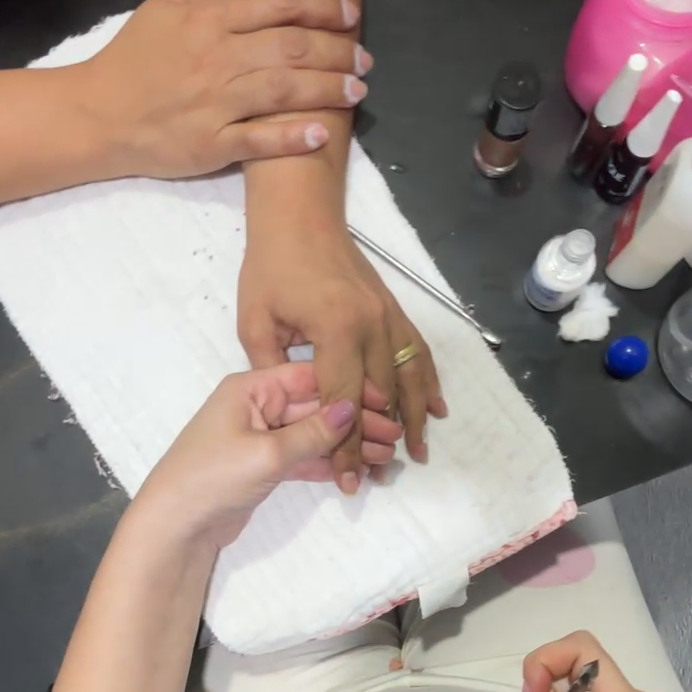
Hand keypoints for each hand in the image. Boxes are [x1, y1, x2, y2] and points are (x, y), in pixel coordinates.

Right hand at [80, 0, 370, 179]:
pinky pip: (259, 140)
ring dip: (326, 89)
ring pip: (282, 90)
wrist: (101, 116)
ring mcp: (216, 103)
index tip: (349, 13)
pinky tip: (320, 133)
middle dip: (335, 51)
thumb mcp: (168, 7)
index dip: (320, 6)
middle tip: (364, 59)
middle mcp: (218, 58)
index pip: (277, 4)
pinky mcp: (212, 145)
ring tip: (356, 91)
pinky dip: (291, 136)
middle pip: (290, 47)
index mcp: (210, 20)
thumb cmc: (137, 62)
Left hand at [135, 361, 401, 546]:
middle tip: (394, 438)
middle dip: (355, 423)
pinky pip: (306, 458)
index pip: (310, 377)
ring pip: (315, 435)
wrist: (177, 527)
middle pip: (316, 408)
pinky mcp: (266, 466)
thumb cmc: (212, 478)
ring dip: (348, 446)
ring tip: (385, 458)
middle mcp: (258, 405)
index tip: (385, 403)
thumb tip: (350, 409)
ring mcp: (263, 437)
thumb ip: (311, 432)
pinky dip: (330, 465)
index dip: (349, 389)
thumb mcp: (266, 453)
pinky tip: (360, 471)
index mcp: (251, 387)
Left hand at [238, 223, 445, 491]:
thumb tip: (295, 411)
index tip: (348, 479)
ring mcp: (389, 317)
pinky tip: (436, 408)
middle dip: (379, 442)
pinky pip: (418, 353)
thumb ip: (275, 371)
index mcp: (336, 329)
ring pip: (409, 379)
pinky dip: (428, 383)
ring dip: (413, 419)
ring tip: (417, 453)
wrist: (301, 211)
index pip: (343, 401)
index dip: (346, 445)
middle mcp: (372, 326)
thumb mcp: (255, 322)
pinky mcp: (394, 310)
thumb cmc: (270, 265)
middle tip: (379, 479)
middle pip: (381, 398)